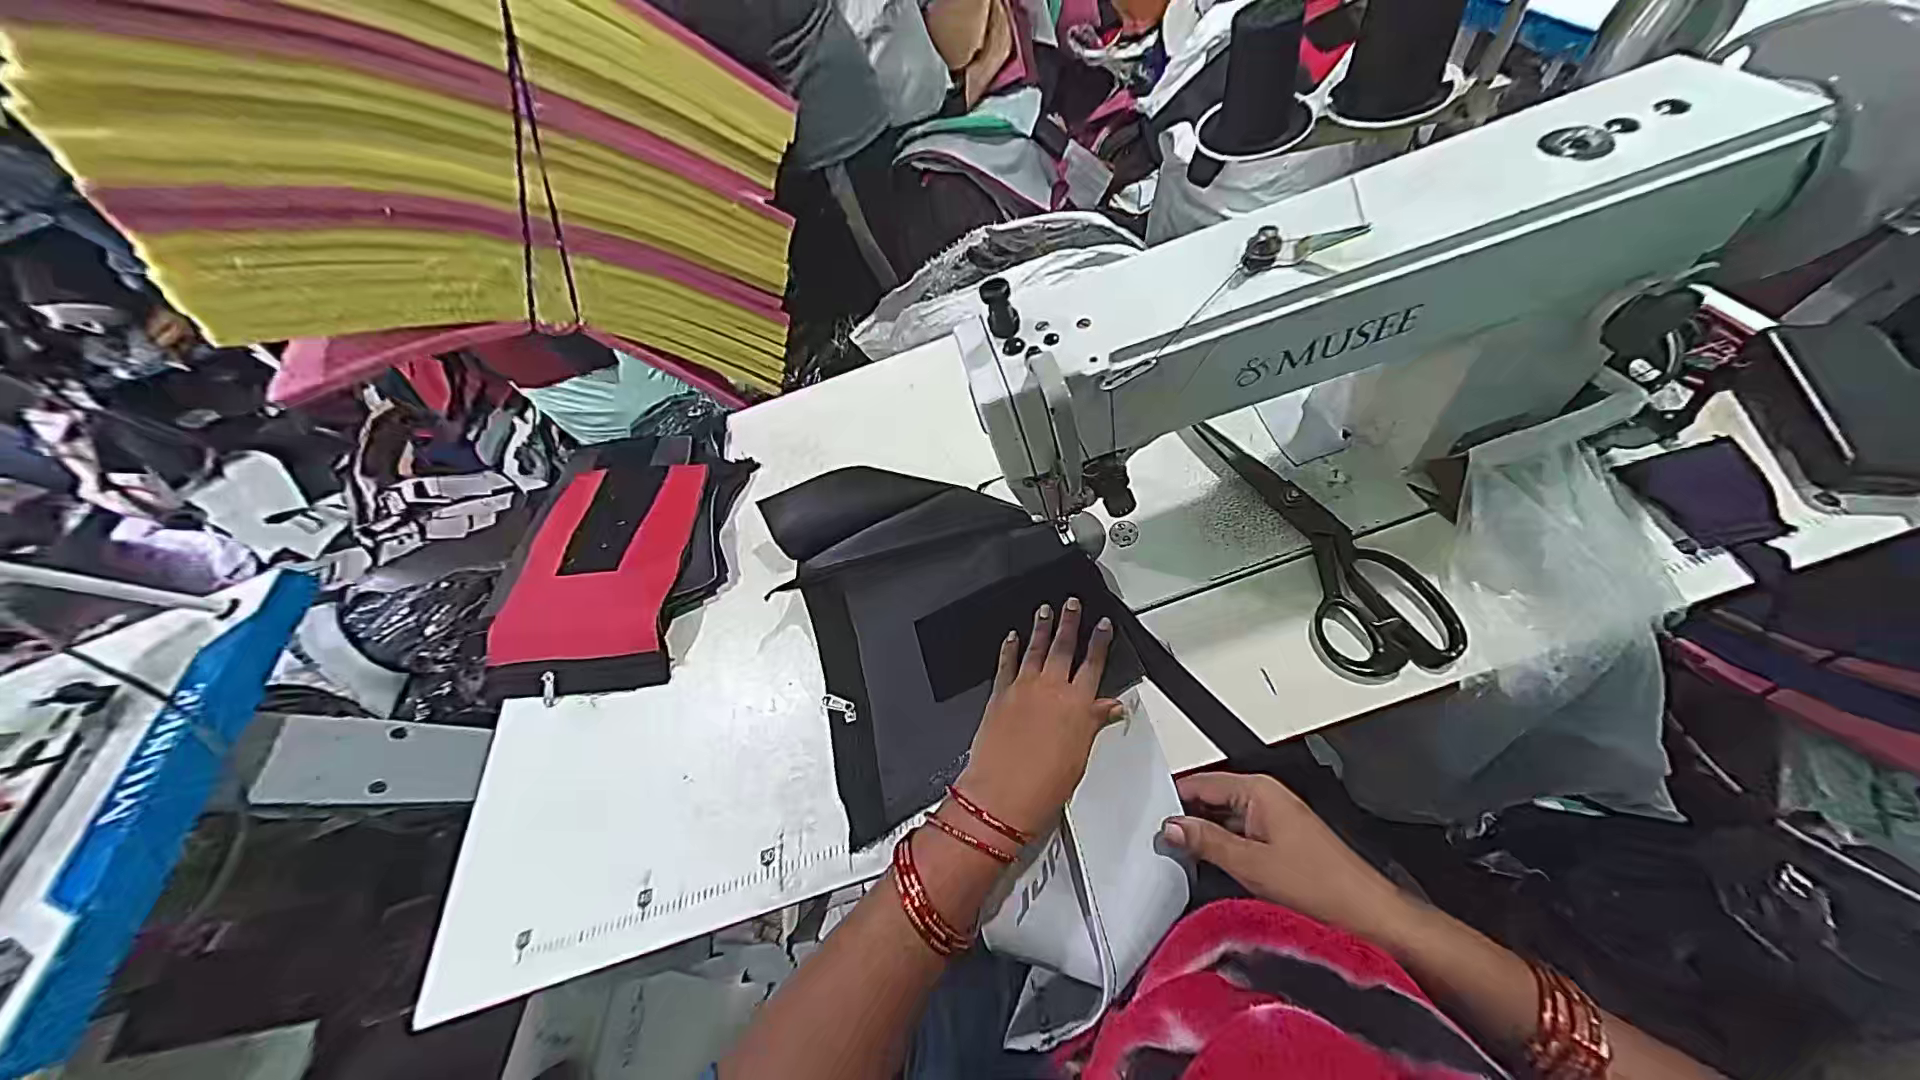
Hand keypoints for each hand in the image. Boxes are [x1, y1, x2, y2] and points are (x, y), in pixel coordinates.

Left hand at [955, 599, 1121, 837]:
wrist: (1002, 796)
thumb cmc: (1044, 785)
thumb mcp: (1080, 756)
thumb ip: (1093, 724)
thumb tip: (1109, 709)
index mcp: (1078, 705)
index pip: (1093, 664)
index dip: (1100, 642)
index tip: (1103, 626)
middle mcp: (1051, 690)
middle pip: (1063, 647)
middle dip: (1070, 622)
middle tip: (1072, 603)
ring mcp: (1023, 689)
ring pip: (1035, 649)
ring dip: (1041, 628)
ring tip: (1045, 610)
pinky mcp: (999, 694)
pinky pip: (1005, 664)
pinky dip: (1009, 649)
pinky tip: (1011, 637)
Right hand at [1161, 772, 1412, 943]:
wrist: (1372, 919)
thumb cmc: (1326, 888)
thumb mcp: (1251, 864)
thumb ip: (1206, 841)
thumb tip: (1174, 826)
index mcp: (1258, 789)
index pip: (1199, 782)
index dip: (1174, 800)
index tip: (1157, 822)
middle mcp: (1267, 797)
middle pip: (1211, 799)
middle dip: (1190, 820)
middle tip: (1169, 843)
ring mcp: (1274, 819)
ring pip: (1224, 819)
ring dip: (1207, 837)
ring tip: (1190, 858)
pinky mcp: (1280, 841)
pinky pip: (1239, 835)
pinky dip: (1225, 849)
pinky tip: (1216, 868)